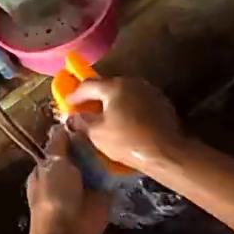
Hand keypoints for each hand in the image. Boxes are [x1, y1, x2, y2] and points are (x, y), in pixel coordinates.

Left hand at [26, 127, 110, 233]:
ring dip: (104, 154)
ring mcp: (84, 184)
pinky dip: (115, 168)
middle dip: (91, 142)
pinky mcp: (101, 194)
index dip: (71, 132)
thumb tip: (60, 125)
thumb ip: (58, 144)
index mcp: (47, 167)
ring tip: (118, 135)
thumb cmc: (54, 196)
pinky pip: (109, 176)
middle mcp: (65, 174)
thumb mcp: (52, 164)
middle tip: (107, 124)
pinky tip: (125, 152)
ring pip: (95, 162)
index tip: (87, 117)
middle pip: (80, 152)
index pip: (60, 145)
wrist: (69, 232)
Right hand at [63, 76, 188, 171]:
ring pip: (124, 94)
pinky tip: (126, 122)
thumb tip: (71, 115)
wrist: (167, 152)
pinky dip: (128, 108)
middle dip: (94, 97)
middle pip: (107, 86)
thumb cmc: (127, 141)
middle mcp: (133, 82)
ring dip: (112, 103)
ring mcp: (149, 91)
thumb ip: (82, 121)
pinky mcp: (161, 102)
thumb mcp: (97, 133)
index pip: (88, 85)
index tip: (67, 103)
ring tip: (105, 116)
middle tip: (84, 109)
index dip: (75, 94)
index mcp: (114, 86)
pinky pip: (137, 102)